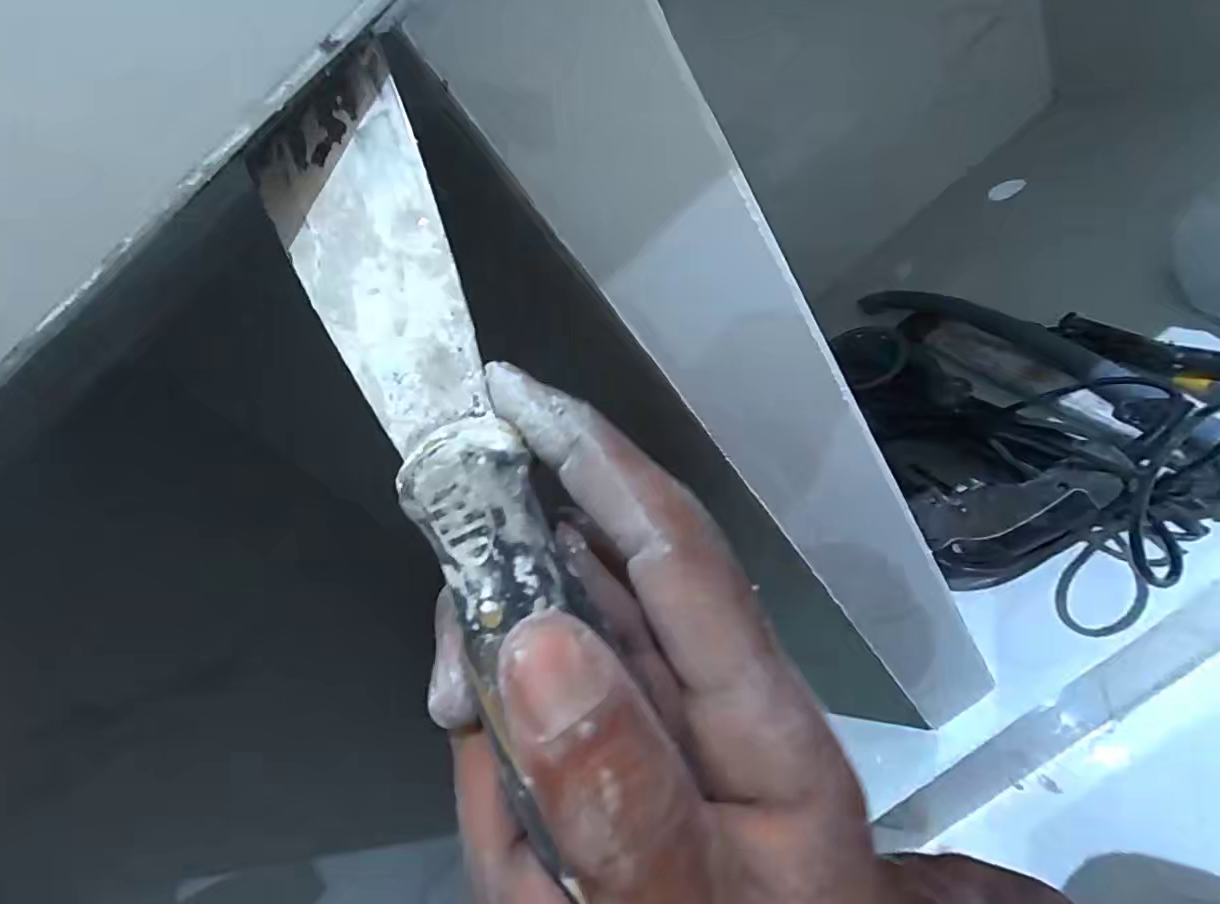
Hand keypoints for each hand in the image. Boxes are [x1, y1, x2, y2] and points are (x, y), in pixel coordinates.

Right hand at [430, 364, 1063, 903]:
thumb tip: (536, 641)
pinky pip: (528, 706)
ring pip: (545, 638)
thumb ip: (621, 801)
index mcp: (760, 717)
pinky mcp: (610, 742)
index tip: (510, 391)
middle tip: (458, 646)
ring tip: (495, 802)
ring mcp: (654, 714)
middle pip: (594, 579)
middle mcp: (708, 691)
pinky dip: (496, 750)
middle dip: (511, 591)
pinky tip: (508, 828)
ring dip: (496, 697)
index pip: (672, 546)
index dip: (592, 454)